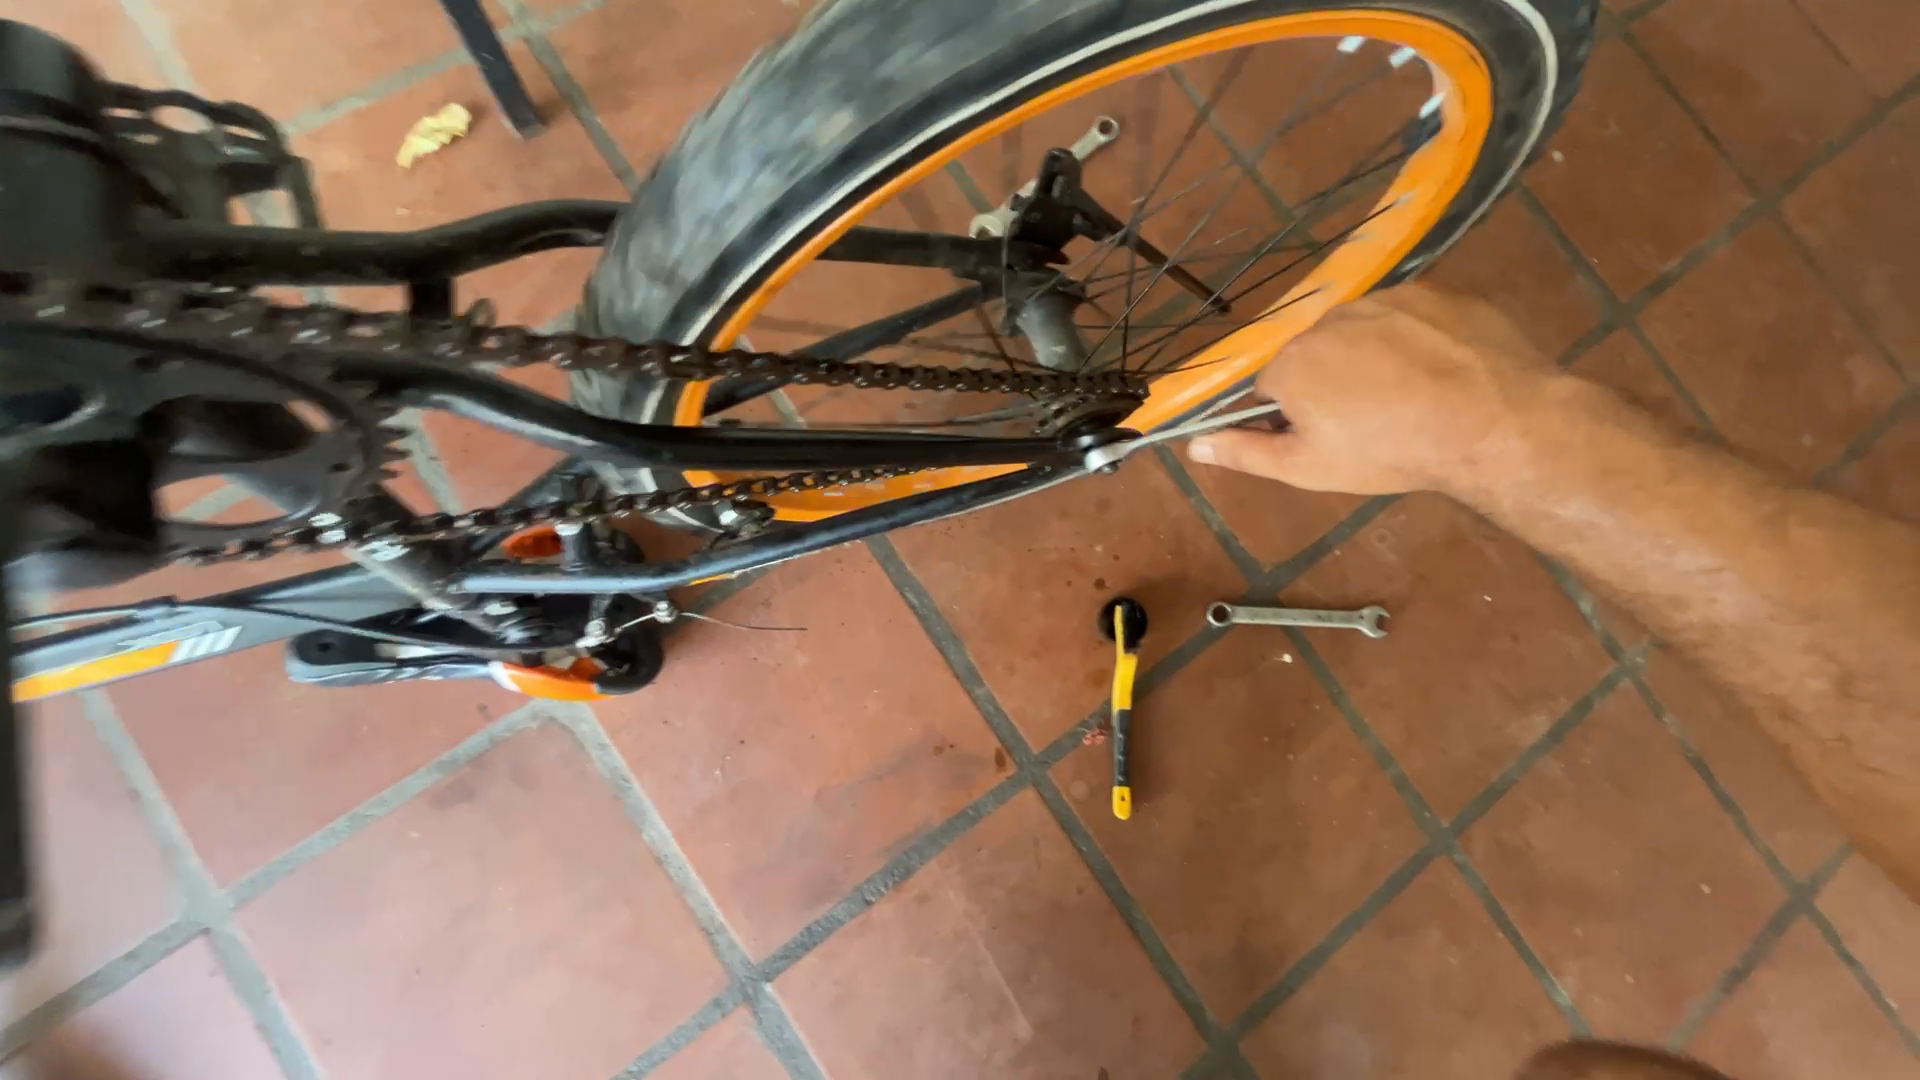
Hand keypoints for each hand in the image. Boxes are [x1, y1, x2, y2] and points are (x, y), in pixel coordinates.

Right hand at [1187, 284, 1564, 495]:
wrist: (1493, 423)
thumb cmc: (1387, 451)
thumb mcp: (1305, 467)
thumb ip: (1243, 451)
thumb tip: (1192, 444)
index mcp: (1290, 362)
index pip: (1271, 387)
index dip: (1294, 415)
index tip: (1326, 435)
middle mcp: (1327, 319)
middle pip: (1313, 353)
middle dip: (1329, 381)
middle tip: (1369, 419)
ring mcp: (1384, 298)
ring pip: (1359, 331)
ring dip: (1369, 357)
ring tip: (1408, 394)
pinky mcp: (1434, 290)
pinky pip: (1406, 316)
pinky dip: (1413, 339)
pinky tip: (1437, 370)